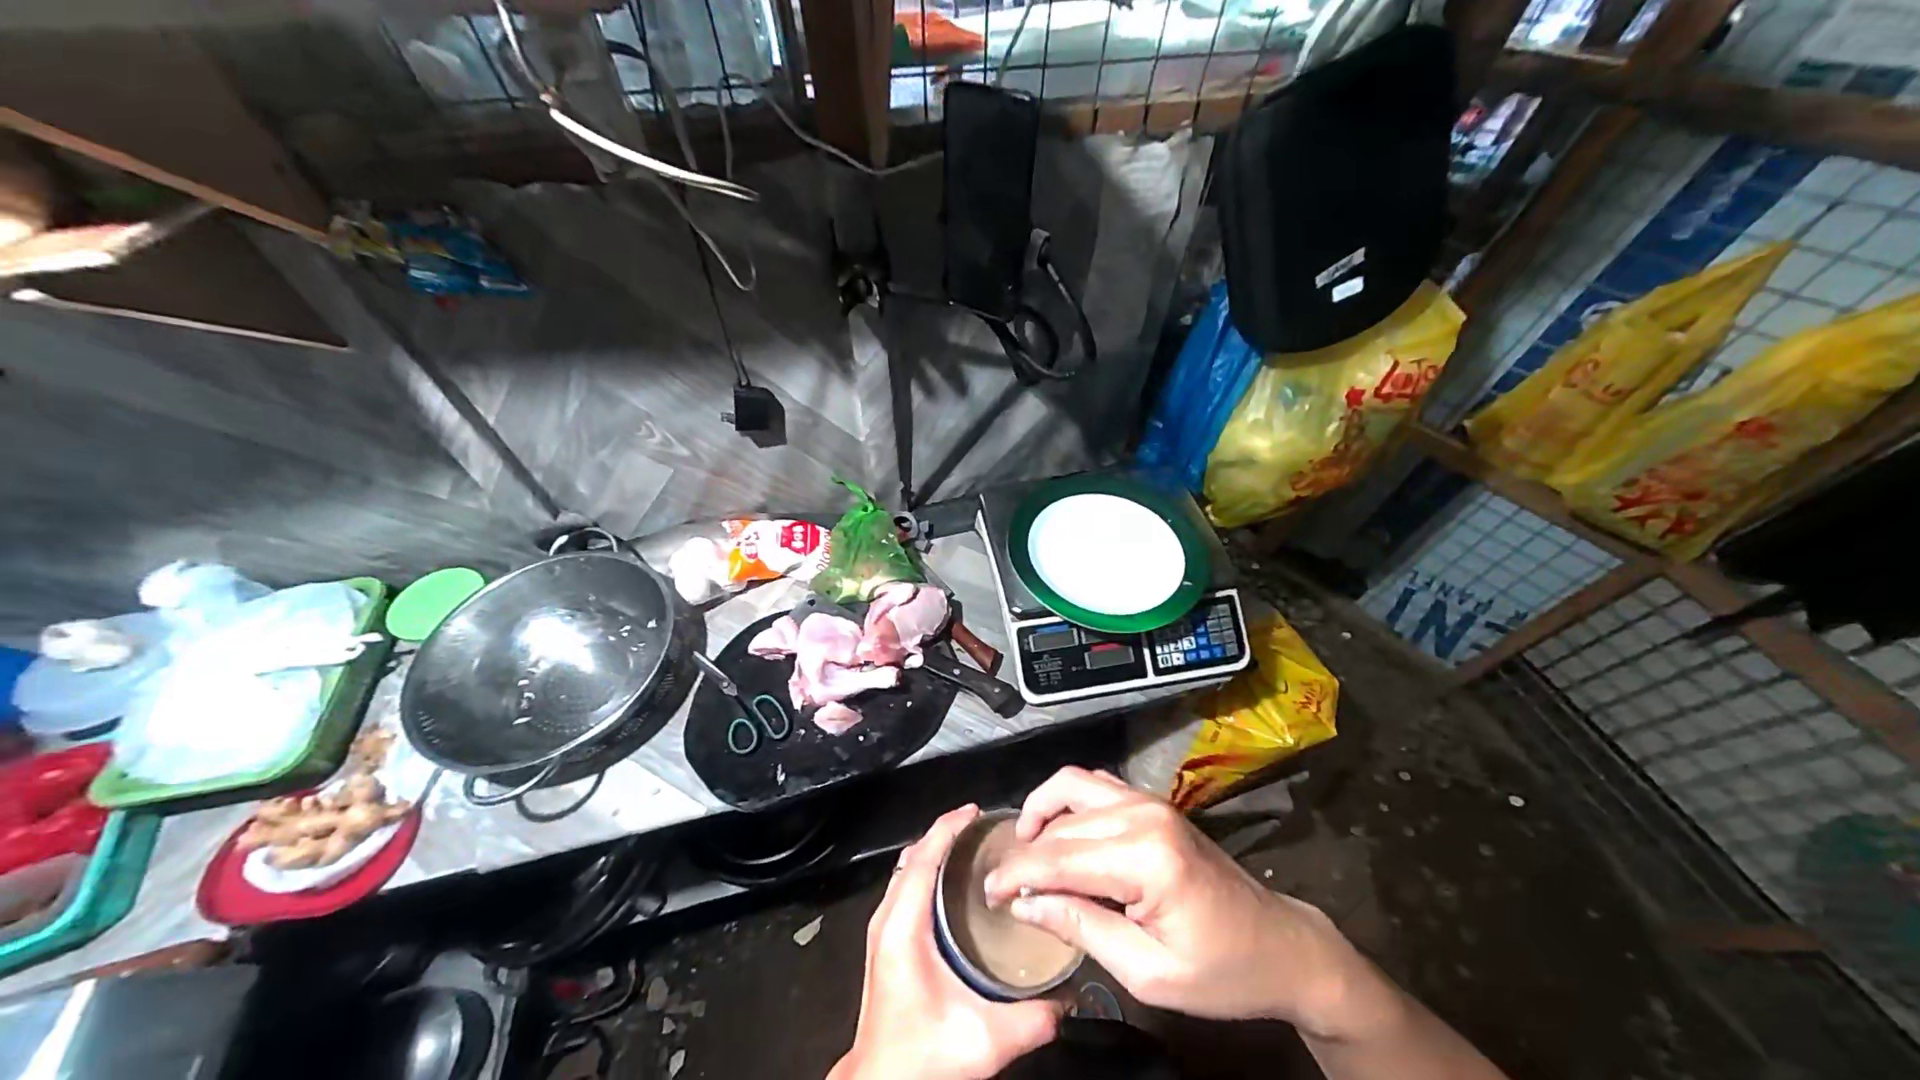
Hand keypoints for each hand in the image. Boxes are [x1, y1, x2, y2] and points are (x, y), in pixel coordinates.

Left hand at [830, 805, 1063, 1079]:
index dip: (947, 828)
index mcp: (902, 928)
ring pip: (907, 870)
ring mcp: (883, 930)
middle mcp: (887, 920)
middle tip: (982, 826)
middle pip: (913, 856)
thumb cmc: (921, 1059)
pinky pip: (907, 887)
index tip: (974, 812)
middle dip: (945, 834)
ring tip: (972, 845)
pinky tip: (955, 881)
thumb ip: (1033, 1018)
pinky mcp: (887, 942)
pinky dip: (928, 870)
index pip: (922, 858)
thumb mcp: (984, 1040)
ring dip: (936, 851)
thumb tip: (1069, 998)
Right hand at [981, 768, 1384, 1039]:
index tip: (988, 894)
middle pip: (1060, 825)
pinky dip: (1065, 800)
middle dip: (1023, 853)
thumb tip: (1025, 903)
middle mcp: (1144, 815)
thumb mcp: (1148, 972)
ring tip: (1021, 853)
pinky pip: (1095, 784)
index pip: (1058, 857)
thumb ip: (1081, 928)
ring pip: (1072, 790)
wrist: (1281, 947)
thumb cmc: (1221, 972)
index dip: (1016, 874)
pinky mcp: (1153, 804)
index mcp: (1146, 859)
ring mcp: (1150, 803)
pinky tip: (1055, 829)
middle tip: (1001, 886)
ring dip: (1040, 816)